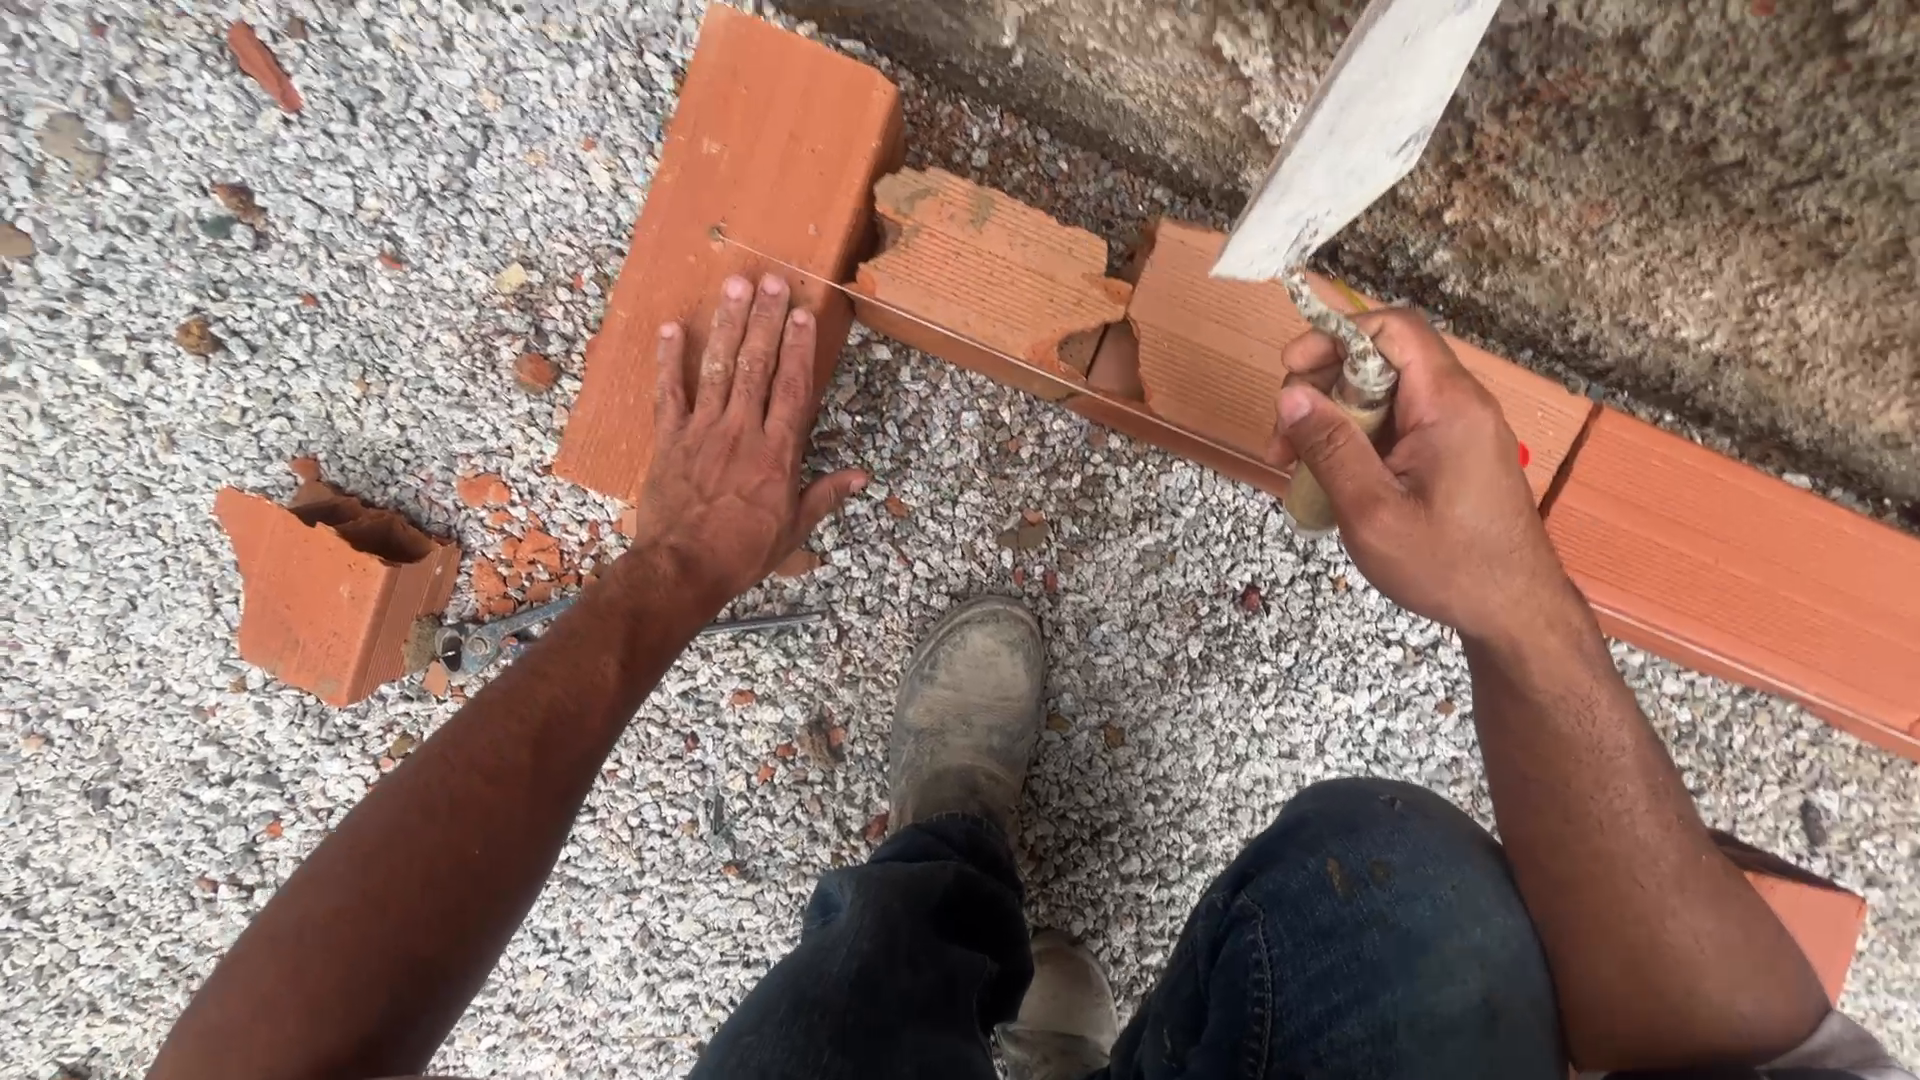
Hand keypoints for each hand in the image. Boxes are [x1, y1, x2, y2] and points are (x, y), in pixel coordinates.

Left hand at [626, 274, 866, 611]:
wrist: (684, 568)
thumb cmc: (744, 552)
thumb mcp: (795, 529)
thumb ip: (826, 495)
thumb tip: (862, 476)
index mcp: (777, 454)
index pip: (792, 389)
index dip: (798, 349)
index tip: (802, 314)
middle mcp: (742, 432)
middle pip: (757, 367)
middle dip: (765, 321)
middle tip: (772, 282)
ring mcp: (703, 432)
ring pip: (718, 369)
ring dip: (727, 326)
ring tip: (735, 287)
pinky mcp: (669, 440)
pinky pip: (668, 393)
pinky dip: (669, 361)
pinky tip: (672, 328)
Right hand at [1266, 309, 1574, 641]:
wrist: (1512, 612)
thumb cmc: (1446, 565)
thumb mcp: (1371, 509)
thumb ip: (1329, 447)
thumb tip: (1289, 395)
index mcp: (1448, 405)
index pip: (1392, 329)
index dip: (1334, 335)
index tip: (1288, 370)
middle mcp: (1458, 404)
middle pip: (1378, 362)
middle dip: (1319, 389)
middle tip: (1281, 441)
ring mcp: (1455, 429)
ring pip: (1380, 397)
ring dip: (1330, 421)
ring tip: (1295, 467)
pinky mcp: (1449, 453)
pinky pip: (1392, 427)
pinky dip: (1353, 442)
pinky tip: (1329, 479)